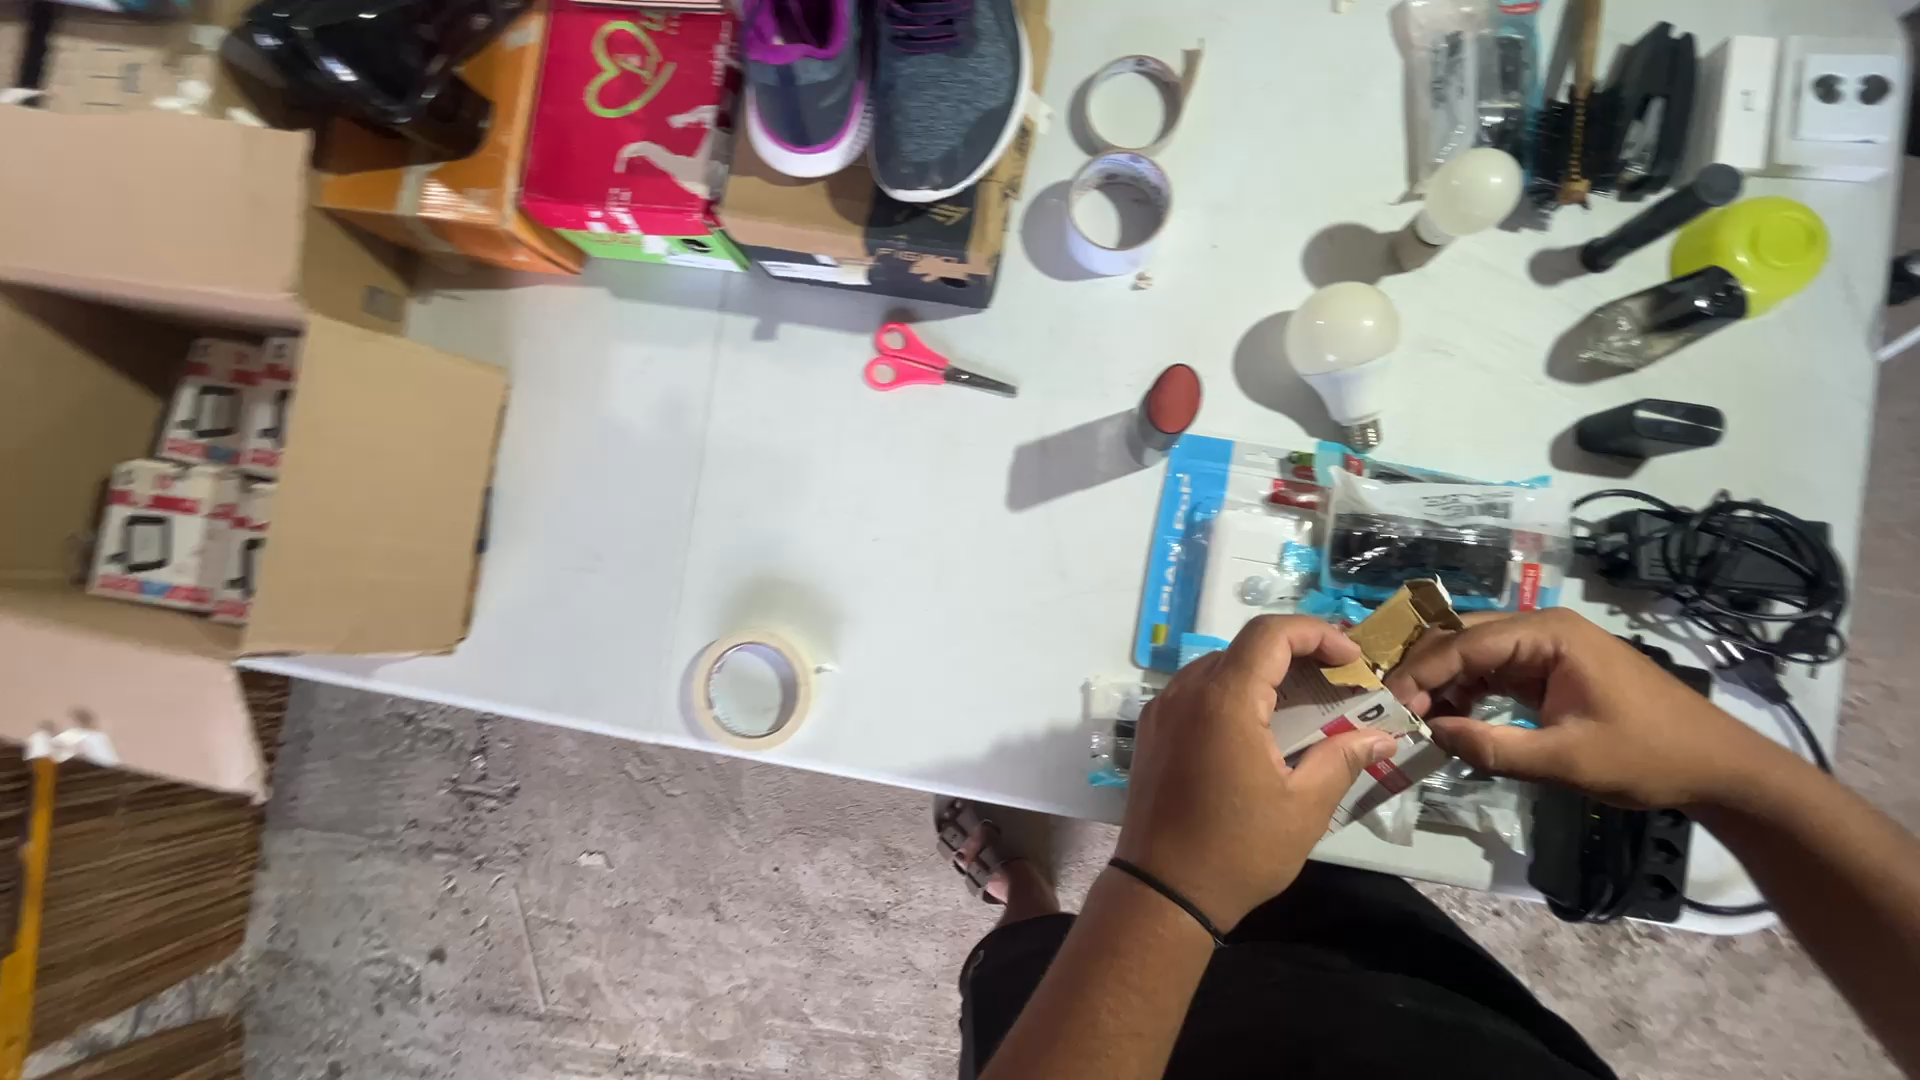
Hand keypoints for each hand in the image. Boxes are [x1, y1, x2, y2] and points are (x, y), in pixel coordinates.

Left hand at [1116, 616, 1400, 930]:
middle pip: (1243, 647)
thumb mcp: (1304, 807)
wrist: (1161, 887)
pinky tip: (1260, 724)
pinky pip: (1195, 691)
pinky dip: (1232, 692)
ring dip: (1263, 673)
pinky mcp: (1152, 729)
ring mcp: (1162, 708)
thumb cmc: (1238, 849)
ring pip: (1218, 666)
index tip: (1353, 658)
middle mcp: (1185, 691)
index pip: (1269, 634)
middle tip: (1339, 678)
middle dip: (1296, 652)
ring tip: (1306, 701)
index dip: (1316, 633)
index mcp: (1223, 700)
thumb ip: (1342, 758)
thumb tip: (1381, 735)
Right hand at [1385, 608, 1777, 809]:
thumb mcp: (1568, 761)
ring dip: (1439, 682)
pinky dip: (1462, 691)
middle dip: (1421, 671)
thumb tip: (1430, 732)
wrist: (1724, 772)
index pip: (1462, 643)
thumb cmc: (1652, 758)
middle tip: (1389, 704)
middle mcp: (1539, 628)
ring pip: (1468, 653)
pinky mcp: (1544, 668)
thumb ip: (1493, 747)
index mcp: (1548, 634)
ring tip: (1413, 715)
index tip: (1388, 703)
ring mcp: (1542, 646)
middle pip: (1458, 638)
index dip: (1420, 673)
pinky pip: (1488, 670)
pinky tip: (1447, 716)